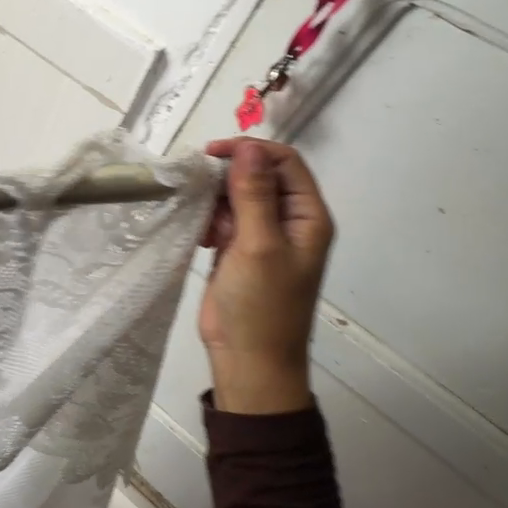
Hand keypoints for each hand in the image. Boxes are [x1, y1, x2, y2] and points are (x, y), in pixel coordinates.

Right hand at [197, 138, 334, 413]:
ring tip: (205, 226)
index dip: (251, 151)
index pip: (285, 162)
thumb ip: (253, 194)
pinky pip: (223, 219)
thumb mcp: (258, 245)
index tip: (212, 154)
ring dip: (215, 202)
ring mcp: (263, 236)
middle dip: (228, 178)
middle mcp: (289, 221)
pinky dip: (209, 221)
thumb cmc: (261, 305)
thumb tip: (248, 148)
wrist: (249, 359)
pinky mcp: (239, 250)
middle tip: (199, 190)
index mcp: (307, 217)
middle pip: (259, 175)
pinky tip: (202, 239)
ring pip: (237, 196)